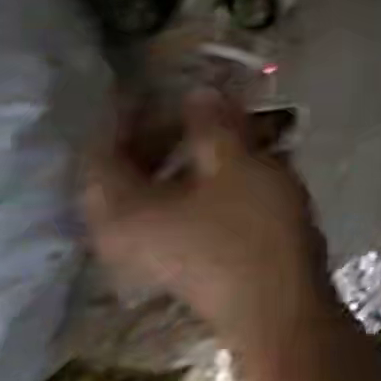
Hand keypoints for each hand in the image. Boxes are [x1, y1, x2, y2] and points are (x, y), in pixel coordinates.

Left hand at [82, 88, 332, 341]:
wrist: (279, 299)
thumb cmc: (250, 227)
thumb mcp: (236, 163)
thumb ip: (212, 123)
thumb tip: (196, 91)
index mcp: (120, 208)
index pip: (101, 151)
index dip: (124, 112)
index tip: (154, 82)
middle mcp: (124, 229)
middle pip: (133, 167)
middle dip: (171, 127)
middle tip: (207, 98)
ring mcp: (156, 244)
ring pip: (167, 182)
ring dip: (200, 148)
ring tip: (243, 121)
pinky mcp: (188, 251)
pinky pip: (188, 199)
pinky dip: (212, 172)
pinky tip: (255, 155)